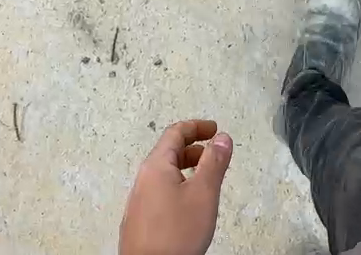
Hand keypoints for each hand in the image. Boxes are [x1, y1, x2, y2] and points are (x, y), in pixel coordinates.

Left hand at [118, 119, 234, 254]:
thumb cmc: (177, 234)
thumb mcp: (203, 194)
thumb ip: (214, 162)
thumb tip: (222, 137)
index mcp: (155, 166)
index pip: (175, 133)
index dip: (197, 127)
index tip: (215, 130)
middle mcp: (142, 180)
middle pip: (168, 152)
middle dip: (193, 149)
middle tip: (213, 155)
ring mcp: (138, 203)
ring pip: (164, 175)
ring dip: (185, 170)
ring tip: (204, 181)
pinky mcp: (138, 224)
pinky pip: (159, 193)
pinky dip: (177, 187)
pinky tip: (188, 207)